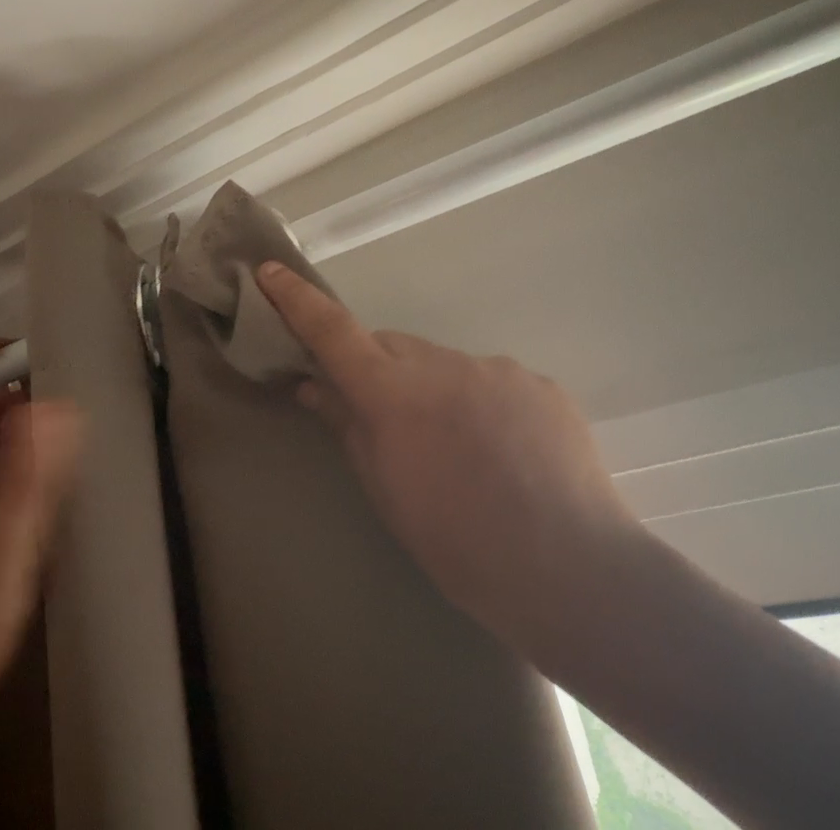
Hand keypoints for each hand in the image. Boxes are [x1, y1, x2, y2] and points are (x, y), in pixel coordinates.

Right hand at [254, 261, 640, 648]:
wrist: (569, 568)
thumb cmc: (457, 543)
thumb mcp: (386, 492)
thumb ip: (348, 427)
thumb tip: (315, 386)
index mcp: (394, 393)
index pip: (332, 331)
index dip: (297, 300)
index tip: (270, 272)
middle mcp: (444, 364)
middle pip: (391, 345)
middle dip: (376, 368)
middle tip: (383, 420)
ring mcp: (499, 369)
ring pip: (444, 365)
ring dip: (432, 389)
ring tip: (456, 450)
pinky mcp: (542, 385)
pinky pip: (491, 381)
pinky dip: (479, 403)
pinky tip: (500, 452)